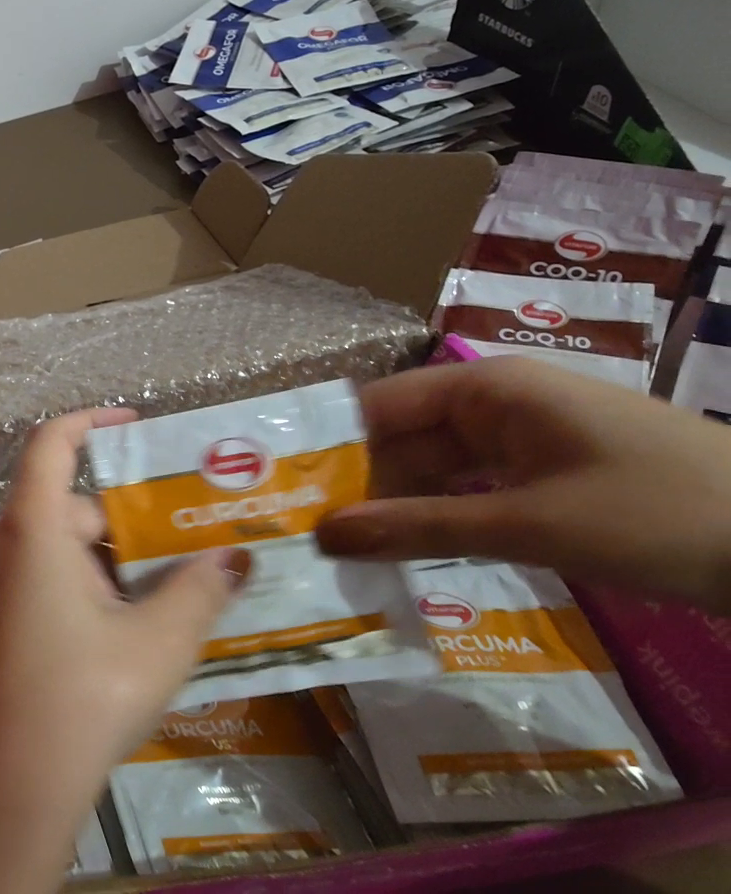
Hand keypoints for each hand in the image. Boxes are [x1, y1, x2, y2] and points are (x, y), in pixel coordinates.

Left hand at [0, 409, 250, 893]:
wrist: (11, 774)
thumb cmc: (86, 693)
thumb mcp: (159, 640)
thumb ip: (201, 588)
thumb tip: (235, 554)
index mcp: (32, 528)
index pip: (51, 445)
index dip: (89, 421)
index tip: (133, 421)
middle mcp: (0, 543)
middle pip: (66, 505)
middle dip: (124, 523)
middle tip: (186, 551)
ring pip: (56, 545)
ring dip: (106, 561)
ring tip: (167, 600)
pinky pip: (38, 575)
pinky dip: (79, 583)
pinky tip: (121, 631)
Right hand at [319, 357, 730, 611]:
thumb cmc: (663, 514)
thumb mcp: (531, 524)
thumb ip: (418, 527)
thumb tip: (321, 536)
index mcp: (488, 389)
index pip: (376, 405)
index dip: (325, 444)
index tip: (278, 487)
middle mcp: (497, 404)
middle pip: (398, 439)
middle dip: (353, 484)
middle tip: (299, 532)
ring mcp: (525, 443)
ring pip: (430, 469)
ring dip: (390, 507)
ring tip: (337, 550)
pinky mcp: (548, 479)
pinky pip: (468, 491)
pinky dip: (434, 519)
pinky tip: (401, 553)